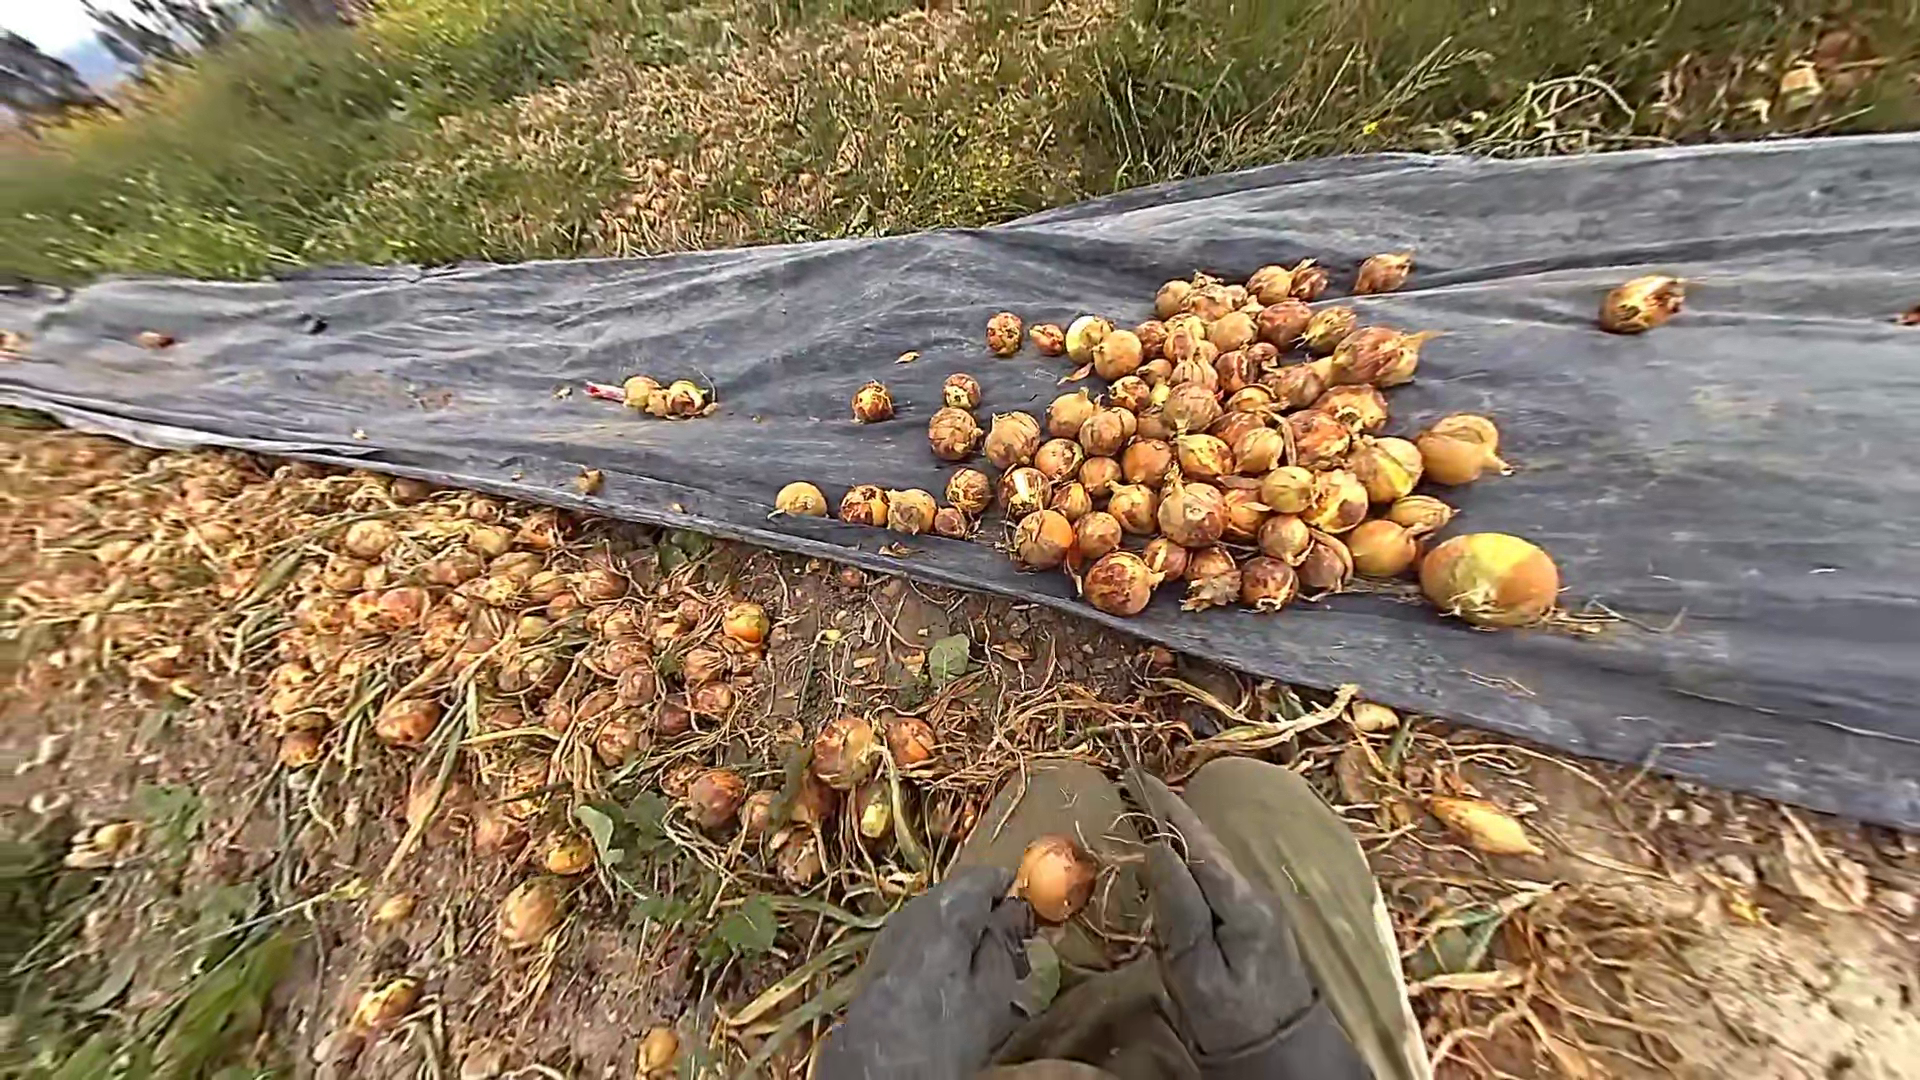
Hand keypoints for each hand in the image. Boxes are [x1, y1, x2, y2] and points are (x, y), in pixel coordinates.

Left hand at [814, 866, 1033, 1079]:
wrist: (874, 1073)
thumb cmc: (940, 1032)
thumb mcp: (991, 993)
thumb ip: (1005, 942)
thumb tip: (1018, 907)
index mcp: (948, 907)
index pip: (986, 875)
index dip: (1011, 890)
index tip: (1029, 915)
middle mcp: (918, 905)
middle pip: (961, 891)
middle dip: (989, 911)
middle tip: (1014, 947)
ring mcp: (896, 927)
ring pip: (941, 912)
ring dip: (966, 929)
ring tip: (985, 969)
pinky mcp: (883, 952)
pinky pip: (922, 932)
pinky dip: (943, 944)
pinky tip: (951, 980)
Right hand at [1128, 770, 1317, 1057]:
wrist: (1293, 1066)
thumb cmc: (1235, 1023)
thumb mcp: (1197, 972)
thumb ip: (1178, 907)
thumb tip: (1157, 847)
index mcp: (1238, 900)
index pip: (1192, 836)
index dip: (1163, 803)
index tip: (1134, 774)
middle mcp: (1251, 892)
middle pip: (1202, 840)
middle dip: (1168, 810)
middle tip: (1134, 786)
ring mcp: (1256, 905)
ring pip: (1208, 856)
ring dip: (1176, 832)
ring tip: (1146, 812)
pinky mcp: (1254, 921)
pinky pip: (1212, 875)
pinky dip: (1187, 857)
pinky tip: (1173, 859)